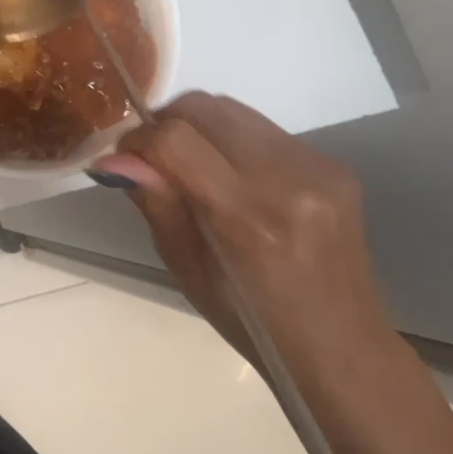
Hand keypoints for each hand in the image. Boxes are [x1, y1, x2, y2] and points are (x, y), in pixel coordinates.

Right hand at [91, 92, 392, 367]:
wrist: (341, 345)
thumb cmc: (250, 318)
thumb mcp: (183, 265)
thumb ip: (153, 201)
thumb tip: (110, 159)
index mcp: (248, 217)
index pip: (175, 138)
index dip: (138, 141)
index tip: (124, 162)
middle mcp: (289, 180)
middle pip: (203, 108)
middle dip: (165, 124)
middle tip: (153, 160)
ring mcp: (318, 168)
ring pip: (231, 110)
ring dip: (197, 129)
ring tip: (191, 168)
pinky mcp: (333, 165)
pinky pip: (261, 129)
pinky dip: (229, 141)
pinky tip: (231, 178)